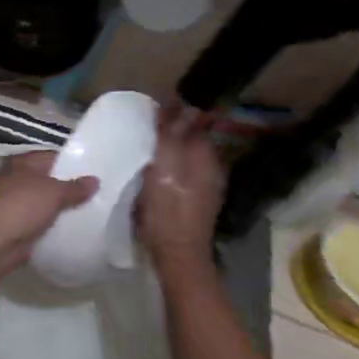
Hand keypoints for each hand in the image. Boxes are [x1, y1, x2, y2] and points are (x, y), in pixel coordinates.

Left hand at [0, 151, 96, 280]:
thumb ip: (75, 187)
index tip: (99, 169)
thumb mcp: (53, 193)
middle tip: (102, 191)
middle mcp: (19, 179)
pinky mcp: (21, 224)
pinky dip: (58, 222)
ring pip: (49, 200)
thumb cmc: (21, 208)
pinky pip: (45, 219)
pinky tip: (79, 226)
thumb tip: (95, 179)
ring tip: (96, 208)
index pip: (53, 156)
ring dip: (66, 205)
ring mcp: (18, 202)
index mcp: (23, 163)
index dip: (75, 161)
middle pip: (51, 179)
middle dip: (73, 185)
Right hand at [137, 104, 226, 264]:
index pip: (194, 121)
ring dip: (172, 150)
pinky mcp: (199, 201)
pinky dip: (173, 168)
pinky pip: (186, 173)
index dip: (175, 113)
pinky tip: (156, 174)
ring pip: (189, 157)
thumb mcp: (163, 168)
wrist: (179, 255)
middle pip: (192, 139)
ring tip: (147, 150)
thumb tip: (177, 103)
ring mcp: (208, 186)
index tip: (153, 111)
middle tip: (146, 129)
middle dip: (174, 131)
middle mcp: (212, 166)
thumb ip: (170, 135)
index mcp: (205, 155)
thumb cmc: (167, 211)